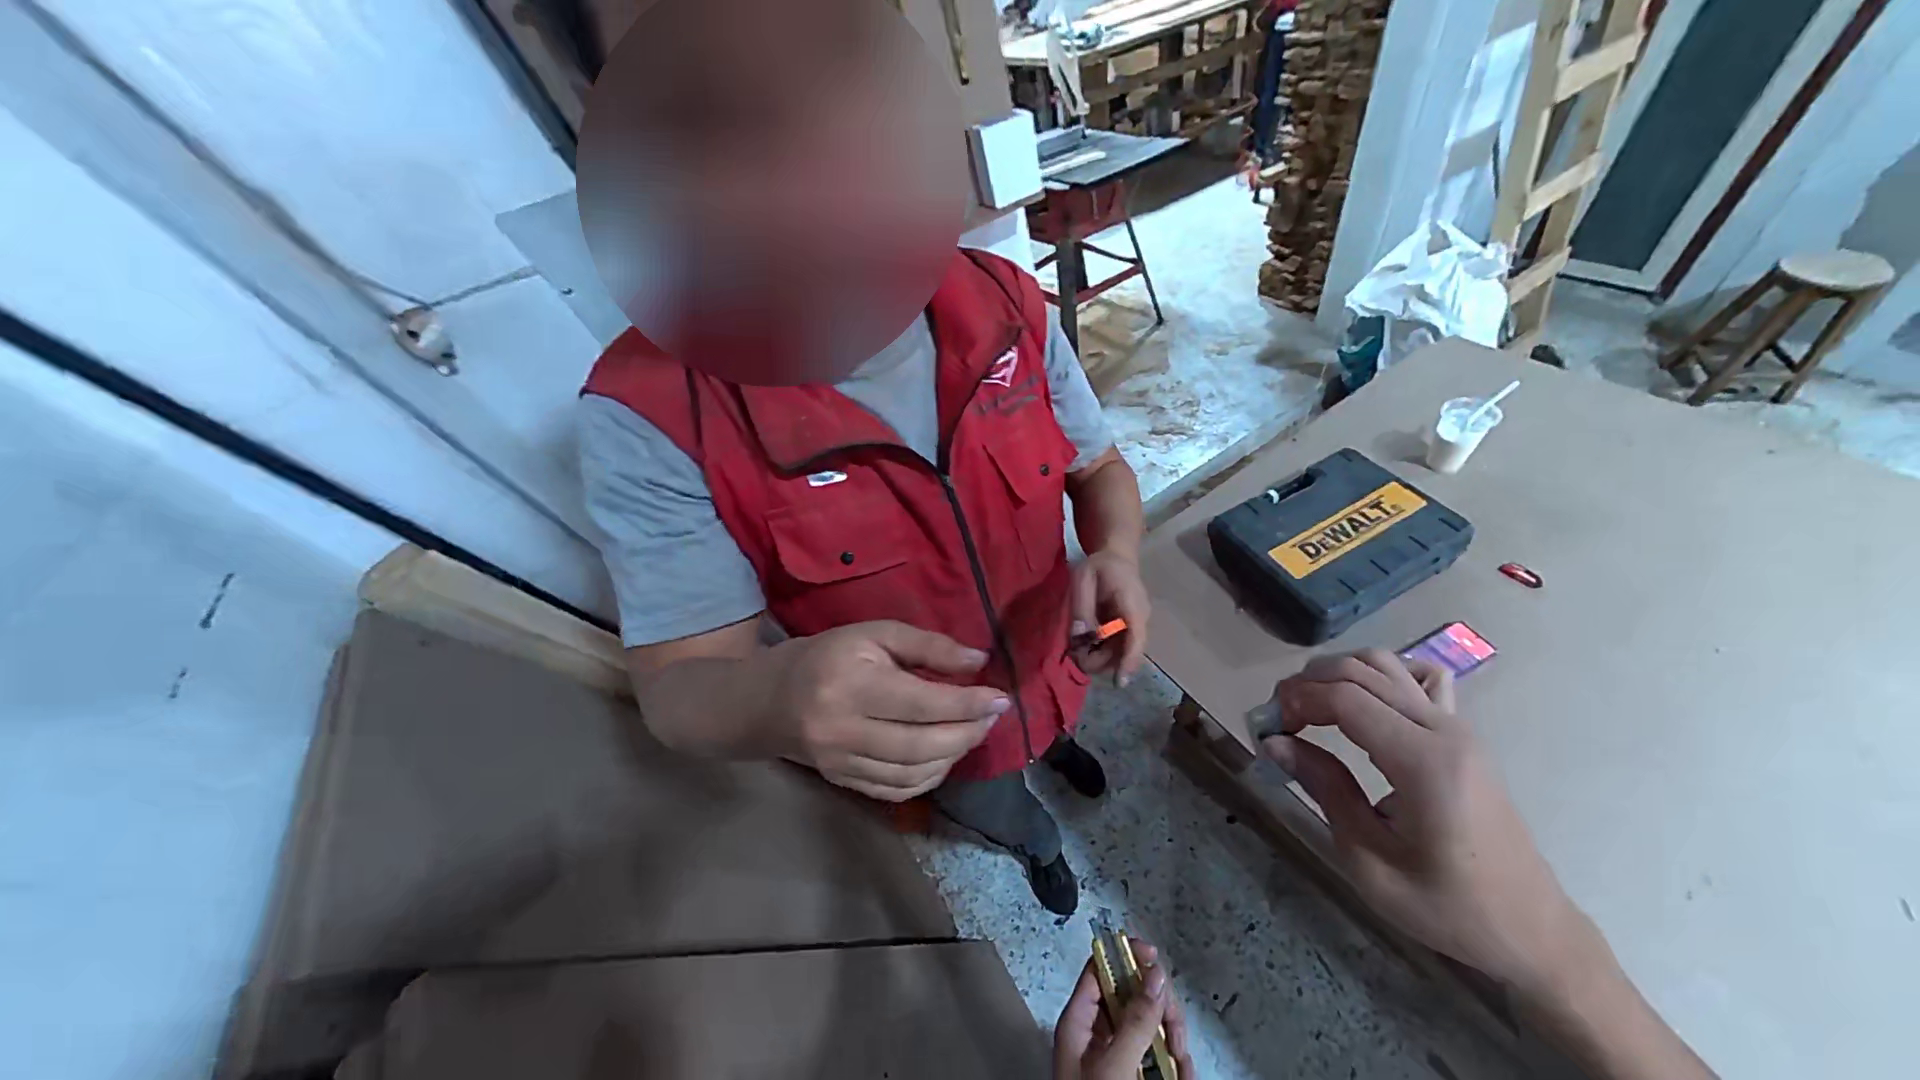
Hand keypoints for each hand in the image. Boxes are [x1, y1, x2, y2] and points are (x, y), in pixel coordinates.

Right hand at [765, 621, 1009, 801]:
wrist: (768, 699)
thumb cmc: (827, 655)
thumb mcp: (874, 634)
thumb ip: (927, 646)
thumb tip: (979, 664)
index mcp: (852, 686)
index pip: (921, 703)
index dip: (967, 704)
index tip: (1000, 699)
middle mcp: (844, 731)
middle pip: (920, 746)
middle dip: (967, 733)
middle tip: (992, 717)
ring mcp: (841, 764)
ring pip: (911, 774)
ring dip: (953, 756)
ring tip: (972, 732)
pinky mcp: (842, 782)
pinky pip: (896, 791)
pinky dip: (928, 778)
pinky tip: (944, 756)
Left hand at [1053, 941, 1195, 1079]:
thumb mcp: (1114, 1065)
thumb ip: (1135, 1019)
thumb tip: (1155, 971)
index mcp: (1080, 1021)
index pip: (1099, 969)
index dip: (1125, 954)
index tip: (1155, 955)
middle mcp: (1097, 1033)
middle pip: (1132, 995)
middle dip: (1159, 1008)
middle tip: (1176, 1035)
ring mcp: (1118, 1056)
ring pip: (1151, 1025)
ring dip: (1172, 1039)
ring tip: (1183, 1066)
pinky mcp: (1135, 1078)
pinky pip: (1159, 1058)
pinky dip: (1175, 1065)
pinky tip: (1184, 1076)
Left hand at [1070, 550, 1150, 685]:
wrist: (1117, 558)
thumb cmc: (1099, 566)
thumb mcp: (1083, 579)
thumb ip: (1082, 607)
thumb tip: (1081, 637)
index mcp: (1132, 604)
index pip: (1135, 637)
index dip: (1128, 661)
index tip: (1119, 683)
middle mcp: (1140, 620)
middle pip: (1127, 653)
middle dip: (1101, 661)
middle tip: (1074, 654)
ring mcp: (1136, 626)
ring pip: (1121, 654)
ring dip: (1099, 659)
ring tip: (1077, 649)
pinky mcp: (1129, 630)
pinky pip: (1117, 648)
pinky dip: (1101, 652)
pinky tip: (1085, 645)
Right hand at [1258, 650, 1591, 997]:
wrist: (1530, 929)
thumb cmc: (1445, 905)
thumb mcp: (1368, 860)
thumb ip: (1323, 788)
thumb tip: (1275, 741)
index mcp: (1424, 763)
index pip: (1345, 698)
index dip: (1296, 701)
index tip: (1266, 726)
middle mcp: (1445, 730)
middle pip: (1361, 671)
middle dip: (1307, 684)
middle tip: (1278, 720)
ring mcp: (1459, 727)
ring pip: (1387, 664)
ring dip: (1337, 674)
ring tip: (1309, 708)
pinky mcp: (1462, 734)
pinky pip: (1418, 678)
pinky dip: (1379, 676)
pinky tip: (1361, 703)